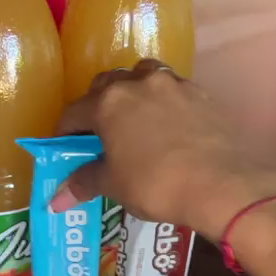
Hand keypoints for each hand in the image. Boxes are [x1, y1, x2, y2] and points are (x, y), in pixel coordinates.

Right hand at [53, 59, 275, 240]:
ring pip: (142, 75)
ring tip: (132, 119)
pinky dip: (160, 102)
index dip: (64, 132)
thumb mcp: (113, 185)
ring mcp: (172, 84)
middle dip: (96, 105)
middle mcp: (138, 83)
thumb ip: (83, 183)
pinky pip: (171, 89)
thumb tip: (55, 200)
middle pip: (107, 84)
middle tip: (96, 134)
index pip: (74, 112)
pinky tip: (164, 126)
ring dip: (131, 92)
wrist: (220, 184)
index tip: (63, 148)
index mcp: (108, 103)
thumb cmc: (155, 184)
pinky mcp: (200, 94)